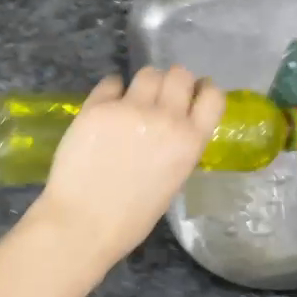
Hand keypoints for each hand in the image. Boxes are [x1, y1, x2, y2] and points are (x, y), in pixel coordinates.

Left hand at [28, 66, 225, 265]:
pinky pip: (111, 82)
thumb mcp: (172, 181)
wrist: (83, 224)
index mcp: (189, 142)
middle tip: (160, 96)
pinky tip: (107, 107)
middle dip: (173, 81)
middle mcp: (166, 118)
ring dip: (144, 83)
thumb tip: (171, 125)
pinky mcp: (98, 106)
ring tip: (133, 100)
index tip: (193, 93)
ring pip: (147, 73)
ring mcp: (131, 109)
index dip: (203, 90)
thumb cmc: (131, 217)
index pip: (213, 96)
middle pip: (180, 74)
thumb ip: (177, 146)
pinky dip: (112, 90)